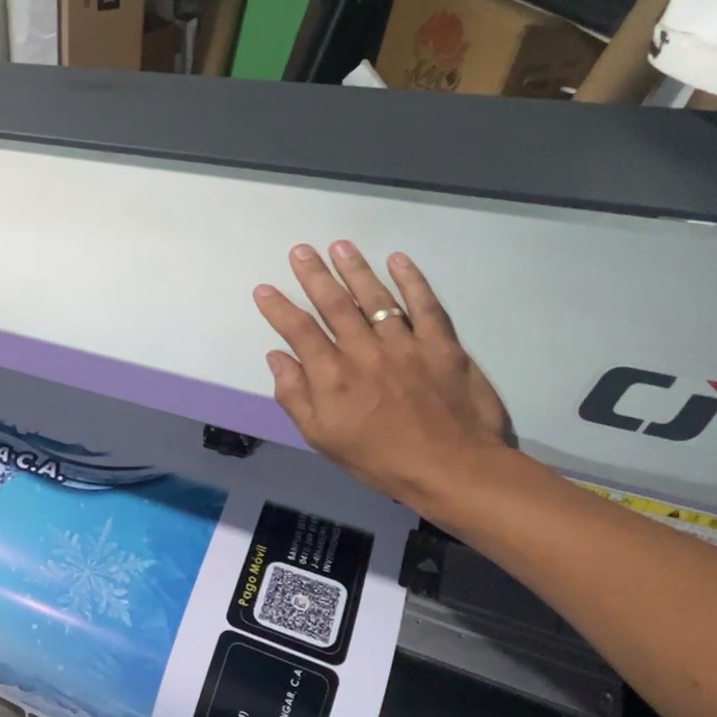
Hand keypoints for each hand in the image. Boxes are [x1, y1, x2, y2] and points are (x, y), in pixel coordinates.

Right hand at [253, 241, 512, 506]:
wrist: (453, 469)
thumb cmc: (378, 459)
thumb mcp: (322, 437)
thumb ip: (296, 396)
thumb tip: (277, 358)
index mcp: (332, 376)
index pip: (299, 331)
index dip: (279, 308)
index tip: (264, 288)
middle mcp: (365, 351)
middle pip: (335, 305)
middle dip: (314, 276)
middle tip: (300, 251)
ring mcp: (406, 345)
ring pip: (376, 298)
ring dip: (355, 269)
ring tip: (340, 246)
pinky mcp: (443, 346)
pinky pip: (426, 306)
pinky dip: (412, 281)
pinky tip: (399, 261)